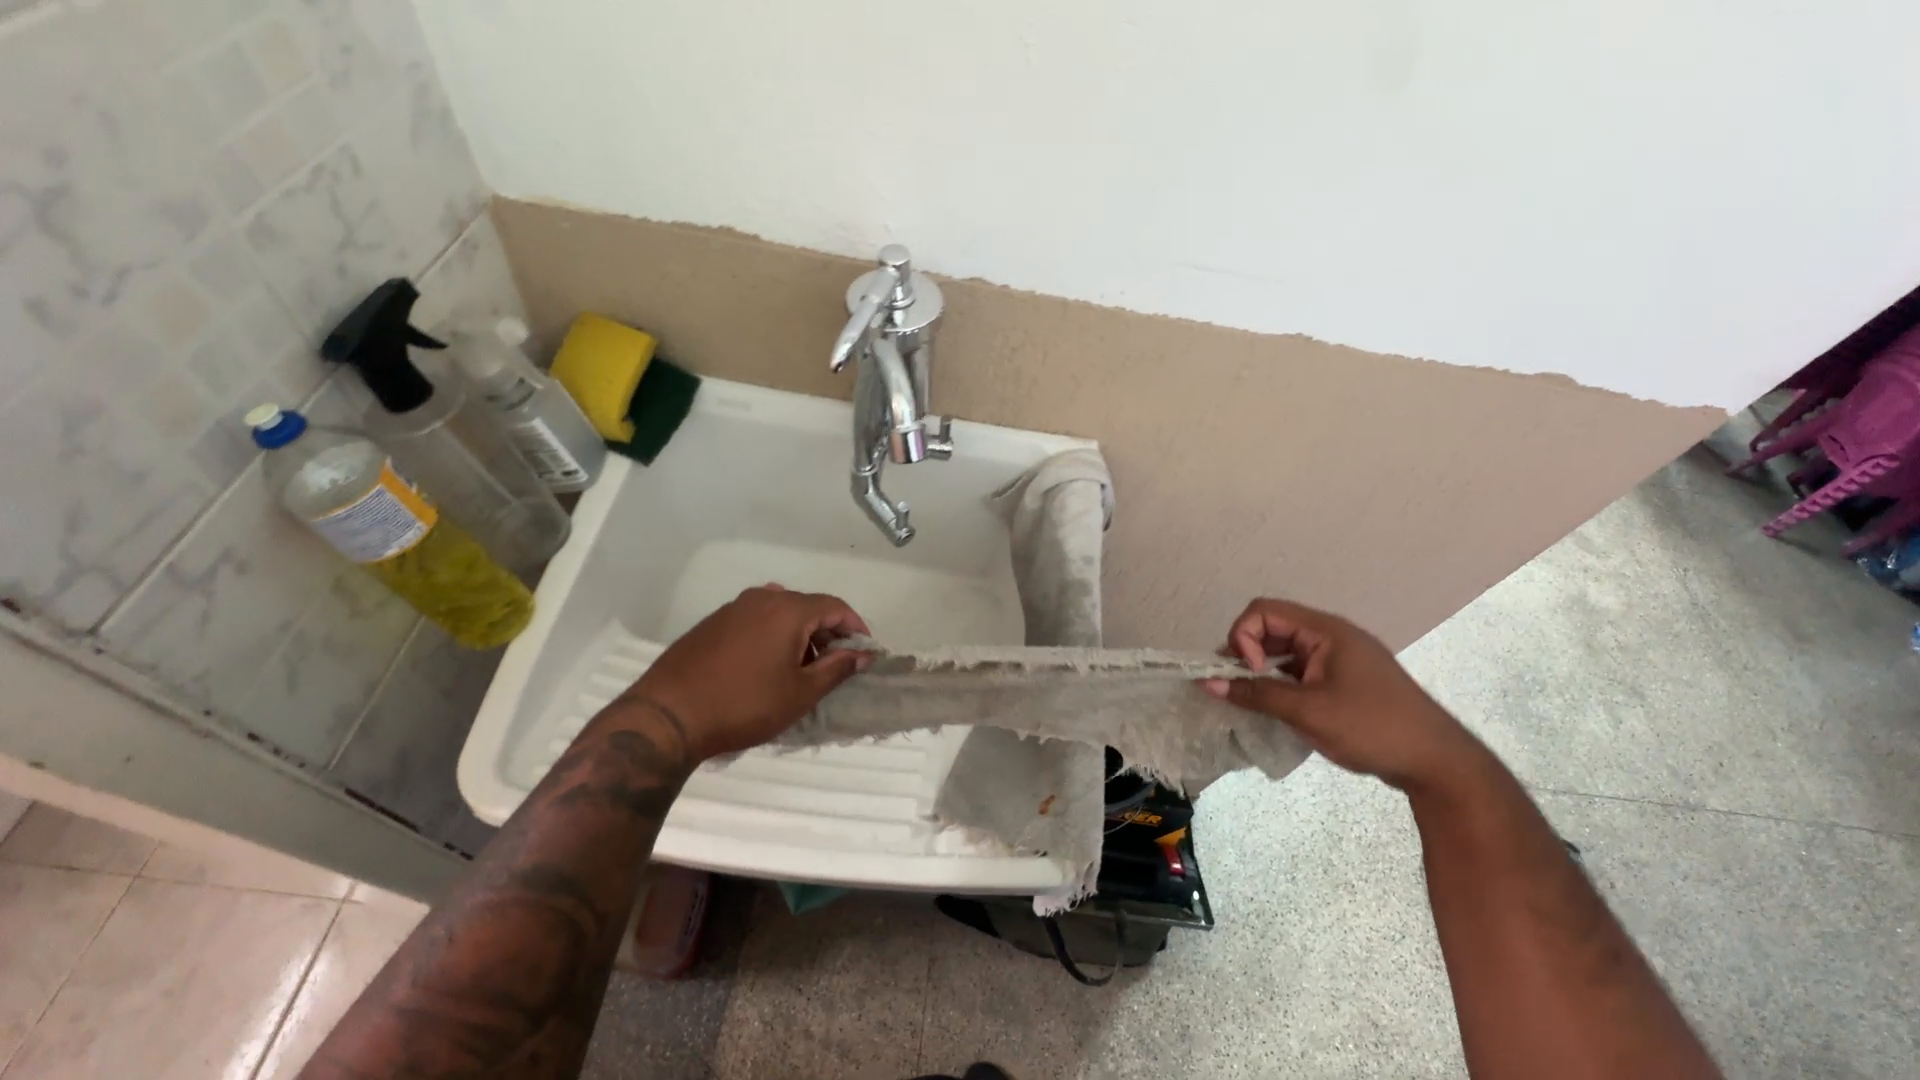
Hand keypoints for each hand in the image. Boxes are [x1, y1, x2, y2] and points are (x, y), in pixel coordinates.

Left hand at [628, 585, 871, 762]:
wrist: (668, 716)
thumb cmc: (744, 705)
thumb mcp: (800, 693)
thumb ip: (837, 669)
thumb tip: (863, 654)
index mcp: (788, 610)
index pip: (835, 606)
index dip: (855, 627)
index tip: (865, 652)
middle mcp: (760, 599)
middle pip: (806, 606)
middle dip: (827, 632)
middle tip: (835, 665)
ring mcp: (731, 609)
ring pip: (778, 613)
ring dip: (798, 635)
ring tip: (801, 670)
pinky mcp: (710, 625)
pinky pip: (754, 621)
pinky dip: (771, 637)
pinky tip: (765, 669)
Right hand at [1201, 598, 1482, 791]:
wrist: (1435, 761)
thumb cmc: (1371, 727)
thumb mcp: (1308, 711)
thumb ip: (1256, 694)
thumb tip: (1207, 682)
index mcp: (1326, 631)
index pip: (1264, 612)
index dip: (1243, 638)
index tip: (1250, 674)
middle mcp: (1331, 637)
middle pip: (1272, 629)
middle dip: (1246, 656)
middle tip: (1238, 691)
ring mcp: (1339, 659)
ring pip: (1284, 653)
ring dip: (1262, 674)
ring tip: (1251, 704)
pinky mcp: (1344, 682)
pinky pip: (1299, 672)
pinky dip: (1280, 686)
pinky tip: (1276, 712)